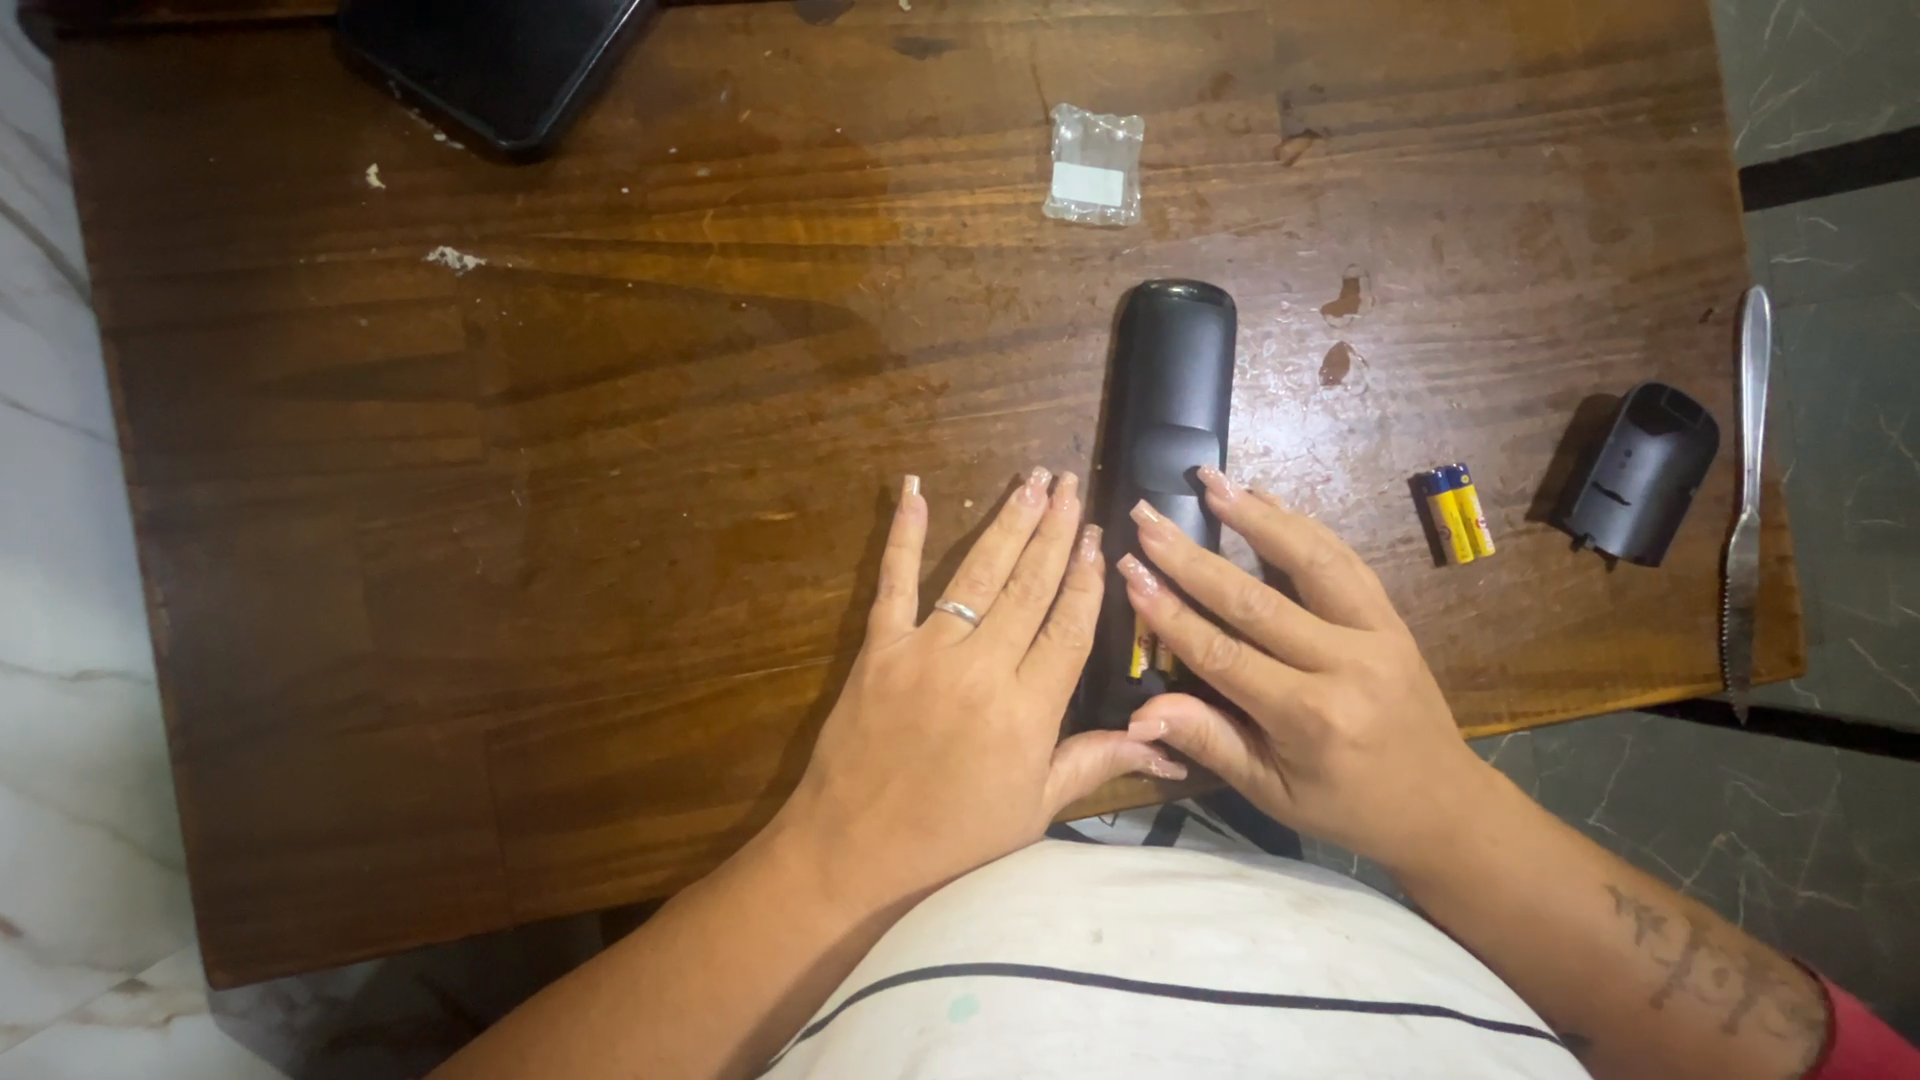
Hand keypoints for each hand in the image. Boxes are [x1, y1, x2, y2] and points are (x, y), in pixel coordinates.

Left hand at [777, 468, 1185, 903]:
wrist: (854, 848)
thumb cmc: (952, 838)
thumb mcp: (1033, 809)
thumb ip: (1094, 763)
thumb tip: (1163, 743)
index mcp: (1027, 710)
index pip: (1069, 628)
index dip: (1087, 579)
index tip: (1100, 536)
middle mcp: (982, 668)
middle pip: (1030, 587)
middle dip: (1056, 532)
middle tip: (1073, 484)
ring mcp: (926, 651)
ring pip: (977, 575)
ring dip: (1008, 523)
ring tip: (1034, 482)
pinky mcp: (879, 647)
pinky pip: (894, 582)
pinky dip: (903, 535)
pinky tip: (914, 490)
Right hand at [1115, 466, 1496, 872]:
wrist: (1443, 805)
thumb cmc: (1346, 807)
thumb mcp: (1272, 790)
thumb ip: (1209, 741)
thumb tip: (1141, 716)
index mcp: (1311, 717)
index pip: (1223, 654)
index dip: (1170, 613)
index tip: (1130, 571)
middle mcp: (1346, 664)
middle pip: (1255, 599)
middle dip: (1192, 556)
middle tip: (1146, 519)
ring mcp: (1377, 632)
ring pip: (1309, 560)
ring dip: (1254, 516)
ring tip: (1208, 480)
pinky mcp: (1391, 616)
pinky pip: (1342, 560)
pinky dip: (1302, 524)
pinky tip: (1266, 498)